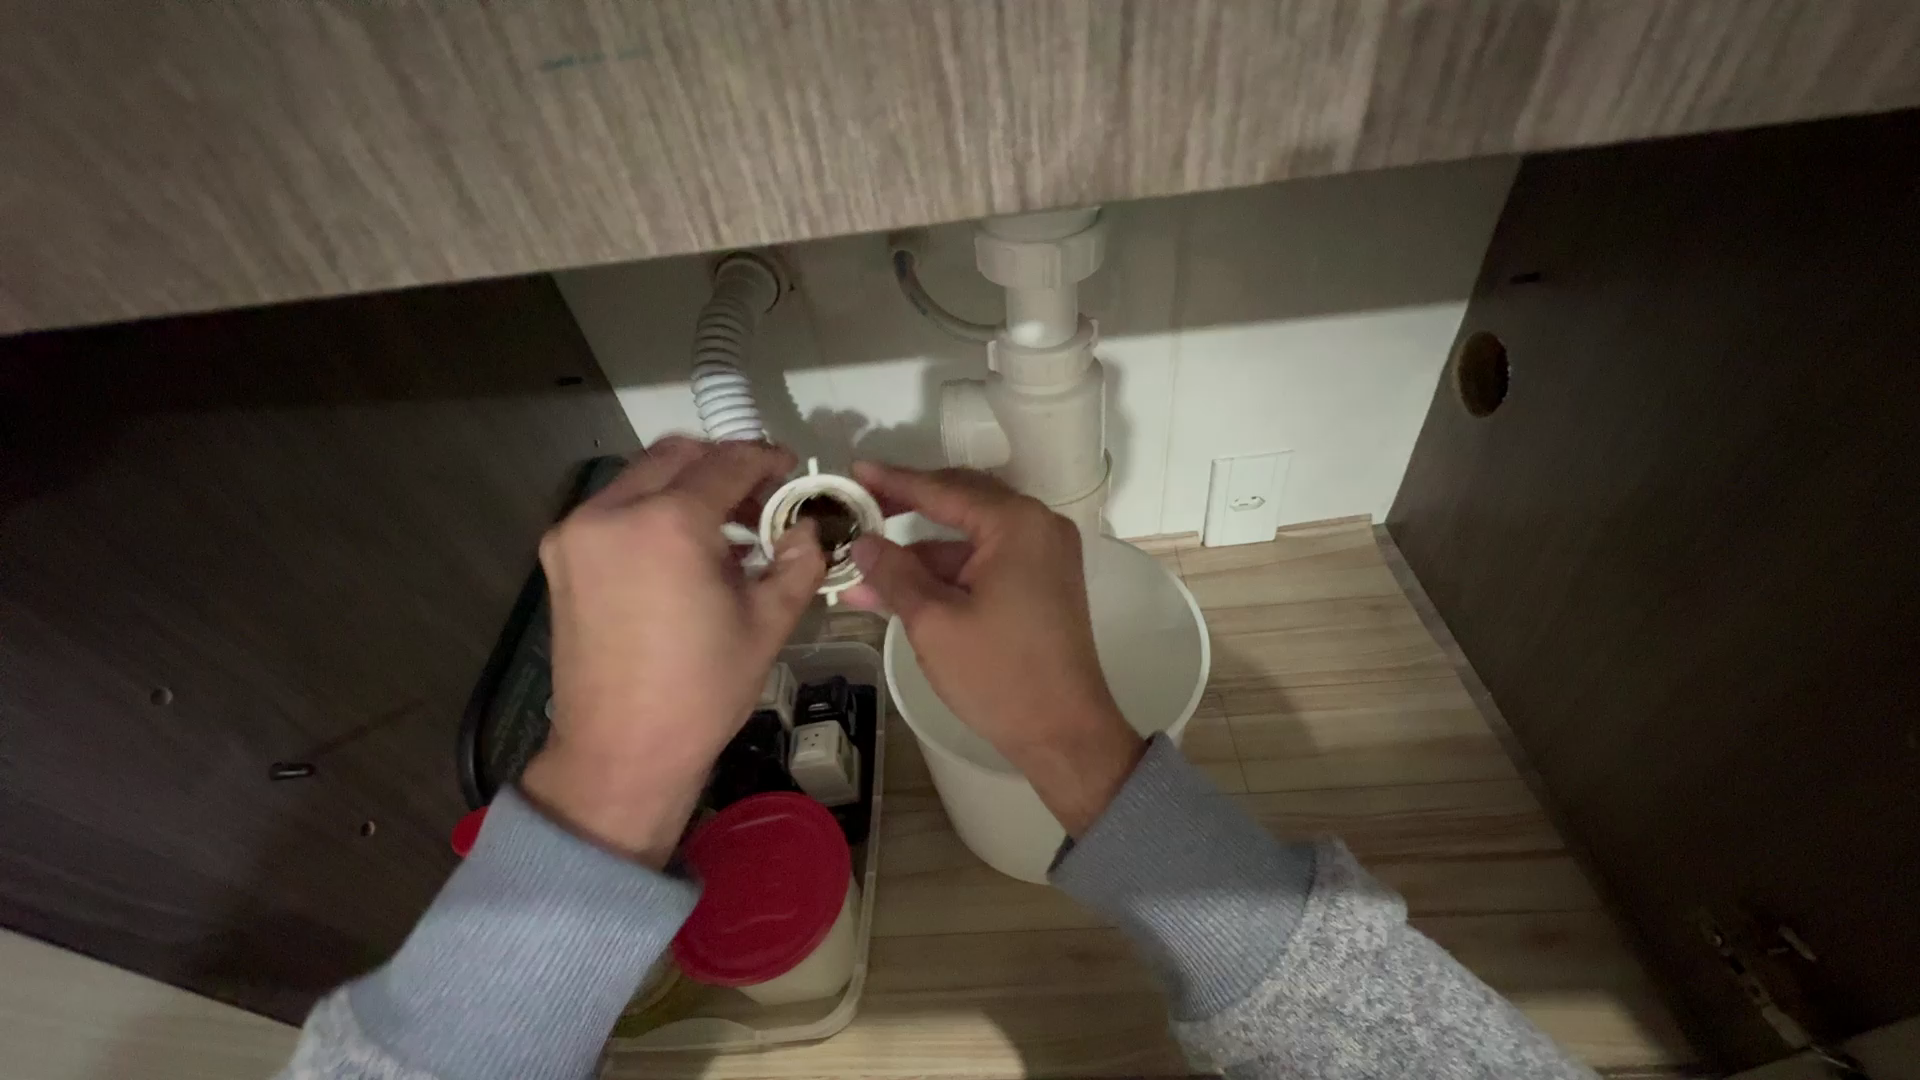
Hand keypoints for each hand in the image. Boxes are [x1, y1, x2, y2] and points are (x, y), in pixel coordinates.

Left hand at [519, 437, 825, 866]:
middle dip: (725, 465)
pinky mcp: (562, 556)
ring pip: (642, 477)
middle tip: (761, 498)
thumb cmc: (704, 689)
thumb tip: (808, 529)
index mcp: (669, 524)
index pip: (727, 464)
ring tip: (727, 528)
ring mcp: (577, 533)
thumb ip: (799, 561)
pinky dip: (655, 510)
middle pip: (678, 456)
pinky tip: (685, 550)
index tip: (791, 468)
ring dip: (688, 486)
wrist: (621, 751)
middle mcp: (613, 513)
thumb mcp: (769, 622)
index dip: (767, 459)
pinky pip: (617, 508)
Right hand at [845, 463, 1142, 835]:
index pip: (943, 489)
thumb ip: (894, 573)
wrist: (1064, 733)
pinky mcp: (1041, 582)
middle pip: (960, 502)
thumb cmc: (999, 675)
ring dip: (919, 554)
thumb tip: (862, 542)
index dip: (894, 481)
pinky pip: (984, 562)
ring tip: (862, 569)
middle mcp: (1037, 526)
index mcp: (1016, 524)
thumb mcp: (933, 621)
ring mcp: (1043, 555)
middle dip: (906, 509)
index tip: (855, 470)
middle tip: (860, 508)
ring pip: (968, 538)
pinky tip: (899, 591)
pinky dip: (945, 574)